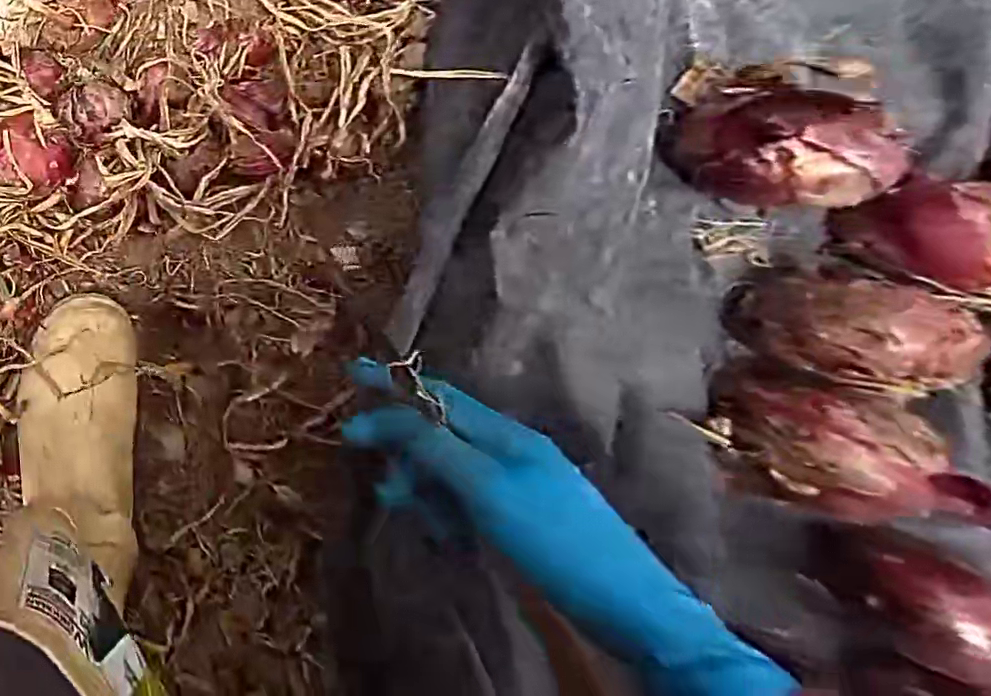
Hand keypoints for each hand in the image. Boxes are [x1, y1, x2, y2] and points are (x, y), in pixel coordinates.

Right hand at [342, 359, 793, 695]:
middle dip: (399, 439)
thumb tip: (387, 414)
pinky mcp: (520, 518)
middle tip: (362, 450)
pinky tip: (435, 525)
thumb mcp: (486, 489)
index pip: (438, 396)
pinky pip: (465, 497)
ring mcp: (517, 485)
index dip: (394, 384)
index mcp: (505, 435)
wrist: (638, 615)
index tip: (352, 375)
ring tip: (396, 500)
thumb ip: (434, 446)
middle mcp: (508, 451)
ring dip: (417, 478)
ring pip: (448, 466)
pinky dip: (441, 504)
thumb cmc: (556, 541)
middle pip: (438, 429)